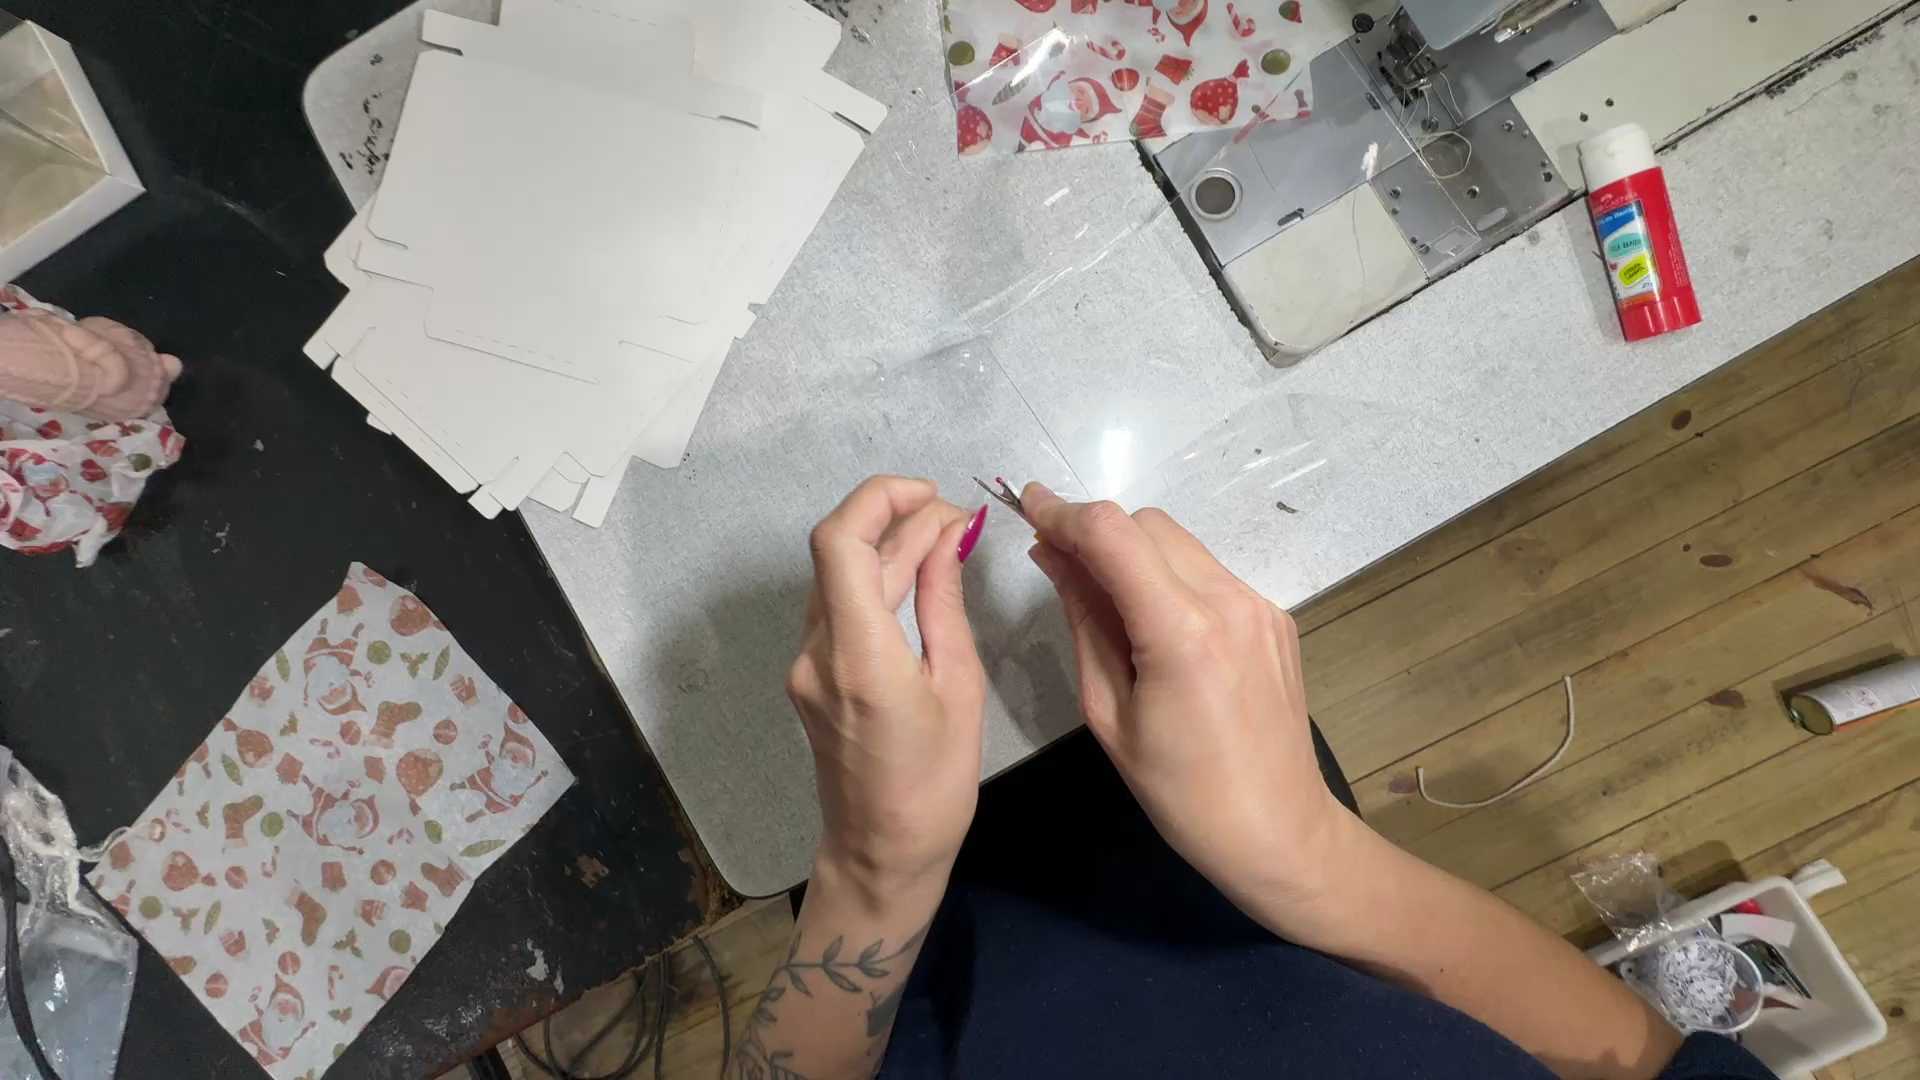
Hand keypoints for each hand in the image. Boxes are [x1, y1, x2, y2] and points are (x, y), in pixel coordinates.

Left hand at [788, 476, 988, 909]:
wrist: (880, 855)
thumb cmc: (936, 785)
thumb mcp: (958, 687)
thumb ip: (944, 603)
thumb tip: (949, 537)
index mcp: (859, 656)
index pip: (841, 541)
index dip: (881, 499)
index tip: (934, 496)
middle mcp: (816, 650)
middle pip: (839, 549)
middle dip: (898, 518)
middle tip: (958, 521)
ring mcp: (805, 661)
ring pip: (837, 573)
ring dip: (886, 543)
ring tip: (945, 539)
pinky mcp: (810, 672)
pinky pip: (840, 604)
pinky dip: (876, 577)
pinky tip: (918, 574)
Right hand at [1022, 483, 1345, 920]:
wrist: (1280, 832)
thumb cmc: (1179, 791)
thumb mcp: (1108, 712)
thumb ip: (1083, 620)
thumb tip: (1053, 556)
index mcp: (1182, 632)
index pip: (1113, 535)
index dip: (1063, 512)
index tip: (1027, 505)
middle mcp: (1228, 600)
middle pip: (1145, 523)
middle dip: (1096, 533)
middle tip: (1059, 566)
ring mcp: (1258, 603)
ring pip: (1176, 540)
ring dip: (1130, 552)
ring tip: (1104, 599)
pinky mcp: (1271, 614)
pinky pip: (1204, 569)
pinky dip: (1165, 574)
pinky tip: (1153, 622)